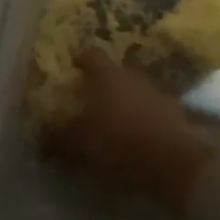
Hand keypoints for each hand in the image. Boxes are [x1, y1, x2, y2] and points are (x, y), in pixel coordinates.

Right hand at [44, 48, 213, 211]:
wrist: (179, 164)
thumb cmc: (120, 142)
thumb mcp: (79, 144)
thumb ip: (58, 138)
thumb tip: (41, 136)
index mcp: (107, 74)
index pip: (90, 54)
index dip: (79, 60)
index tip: (71, 69)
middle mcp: (133, 76)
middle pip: (113, 74)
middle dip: (101, 86)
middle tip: (87, 103)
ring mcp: (159, 95)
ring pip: (134, 94)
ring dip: (123, 106)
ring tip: (111, 126)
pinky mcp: (177, 118)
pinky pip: (151, 115)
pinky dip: (141, 124)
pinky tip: (134, 142)